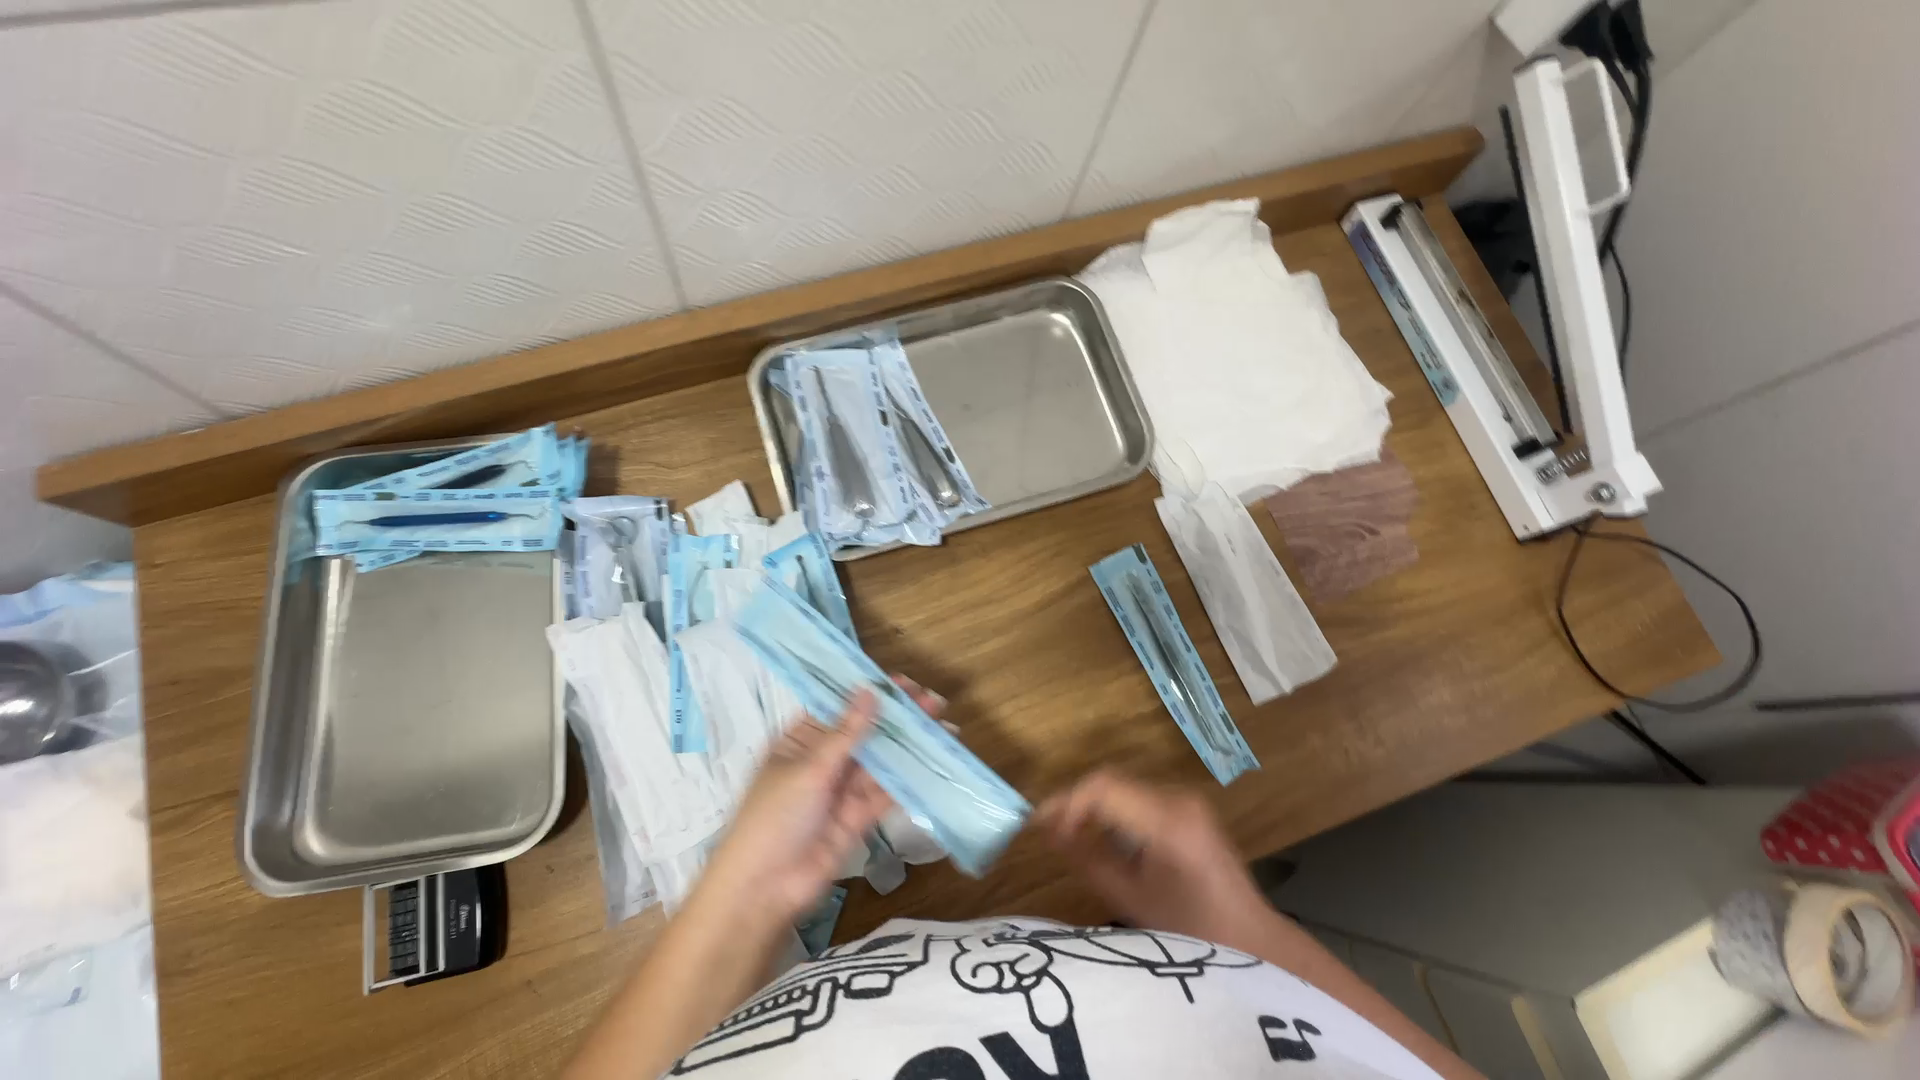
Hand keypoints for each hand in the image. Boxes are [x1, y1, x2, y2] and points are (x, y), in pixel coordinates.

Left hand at [696, 678, 944, 925]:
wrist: (764, 889)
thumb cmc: (774, 817)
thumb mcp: (808, 769)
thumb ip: (845, 733)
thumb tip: (870, 690)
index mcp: (798, 742)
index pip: (836, 708)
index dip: (867, 693)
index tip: (899, 681)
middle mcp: (821, 762)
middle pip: (863, 733)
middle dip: (895, 717)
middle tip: (931, 699)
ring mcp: (841, 790)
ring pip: (880, 761)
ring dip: (908, 744)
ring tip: (942, 724)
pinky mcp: (858, 817)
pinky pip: (886, 792)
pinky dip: (909, 778)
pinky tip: (934, 761)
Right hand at [1035, 770, 1274, 947]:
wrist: (1251, 938)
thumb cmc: (1190, 930)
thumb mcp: (1130, 898)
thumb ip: (1087, 859)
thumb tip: (1048, 830)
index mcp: (1167, 821)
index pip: (1103, 787)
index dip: (1065, 802)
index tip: (1039, 826)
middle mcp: (1177, 798)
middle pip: (1110, 782)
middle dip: (1075, 803)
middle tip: (1048, 832)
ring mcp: (1185, 799)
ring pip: (1121, 786)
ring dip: (1092, 807)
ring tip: (1070, 837)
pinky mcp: (1187, 806)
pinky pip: (1136, 796)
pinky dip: (1112, 811)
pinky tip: (1102, 838)